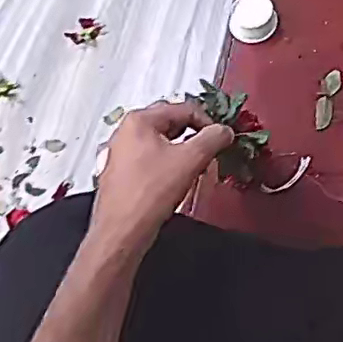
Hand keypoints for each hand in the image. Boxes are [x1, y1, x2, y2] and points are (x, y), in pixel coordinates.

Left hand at [86, 101, 231, 256]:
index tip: (220, 137)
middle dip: (194, 134)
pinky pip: (150, 158)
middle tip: (210, 147)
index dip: (208, 122)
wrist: (122, 233)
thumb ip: (214, 137)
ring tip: (195, 163)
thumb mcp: (192, 158)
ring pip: (161, 141)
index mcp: (139, 121)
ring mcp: (119, 154)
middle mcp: (124, 133)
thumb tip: (223, 131)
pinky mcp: (119, 174)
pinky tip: (176, 178)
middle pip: (171, 122)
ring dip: (182, 149)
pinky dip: (167, 162)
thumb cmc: (150, 193)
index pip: (184, 109)